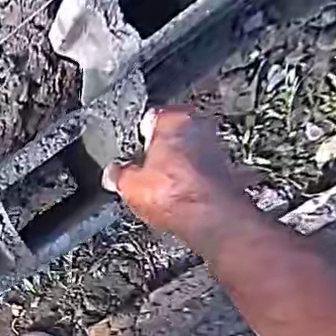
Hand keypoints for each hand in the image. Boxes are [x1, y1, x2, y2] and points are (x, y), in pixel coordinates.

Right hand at [105, 108, 269, 247]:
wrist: (207, 218)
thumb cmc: (173, 194)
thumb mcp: (129, 185)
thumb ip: (118, 175)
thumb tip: (112, 174)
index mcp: (174, 120)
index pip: (150, 118)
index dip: (137, 136)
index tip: (131, 150)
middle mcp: (198, 127)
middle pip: (171, 136)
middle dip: (159, 152)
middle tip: (143, 172)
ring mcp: (215, 149)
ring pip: (187, 154)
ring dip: (176, 168)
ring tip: (160, 189)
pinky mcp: (223, 172)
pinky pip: (199, 174)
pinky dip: (190, 183)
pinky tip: (178, 199)